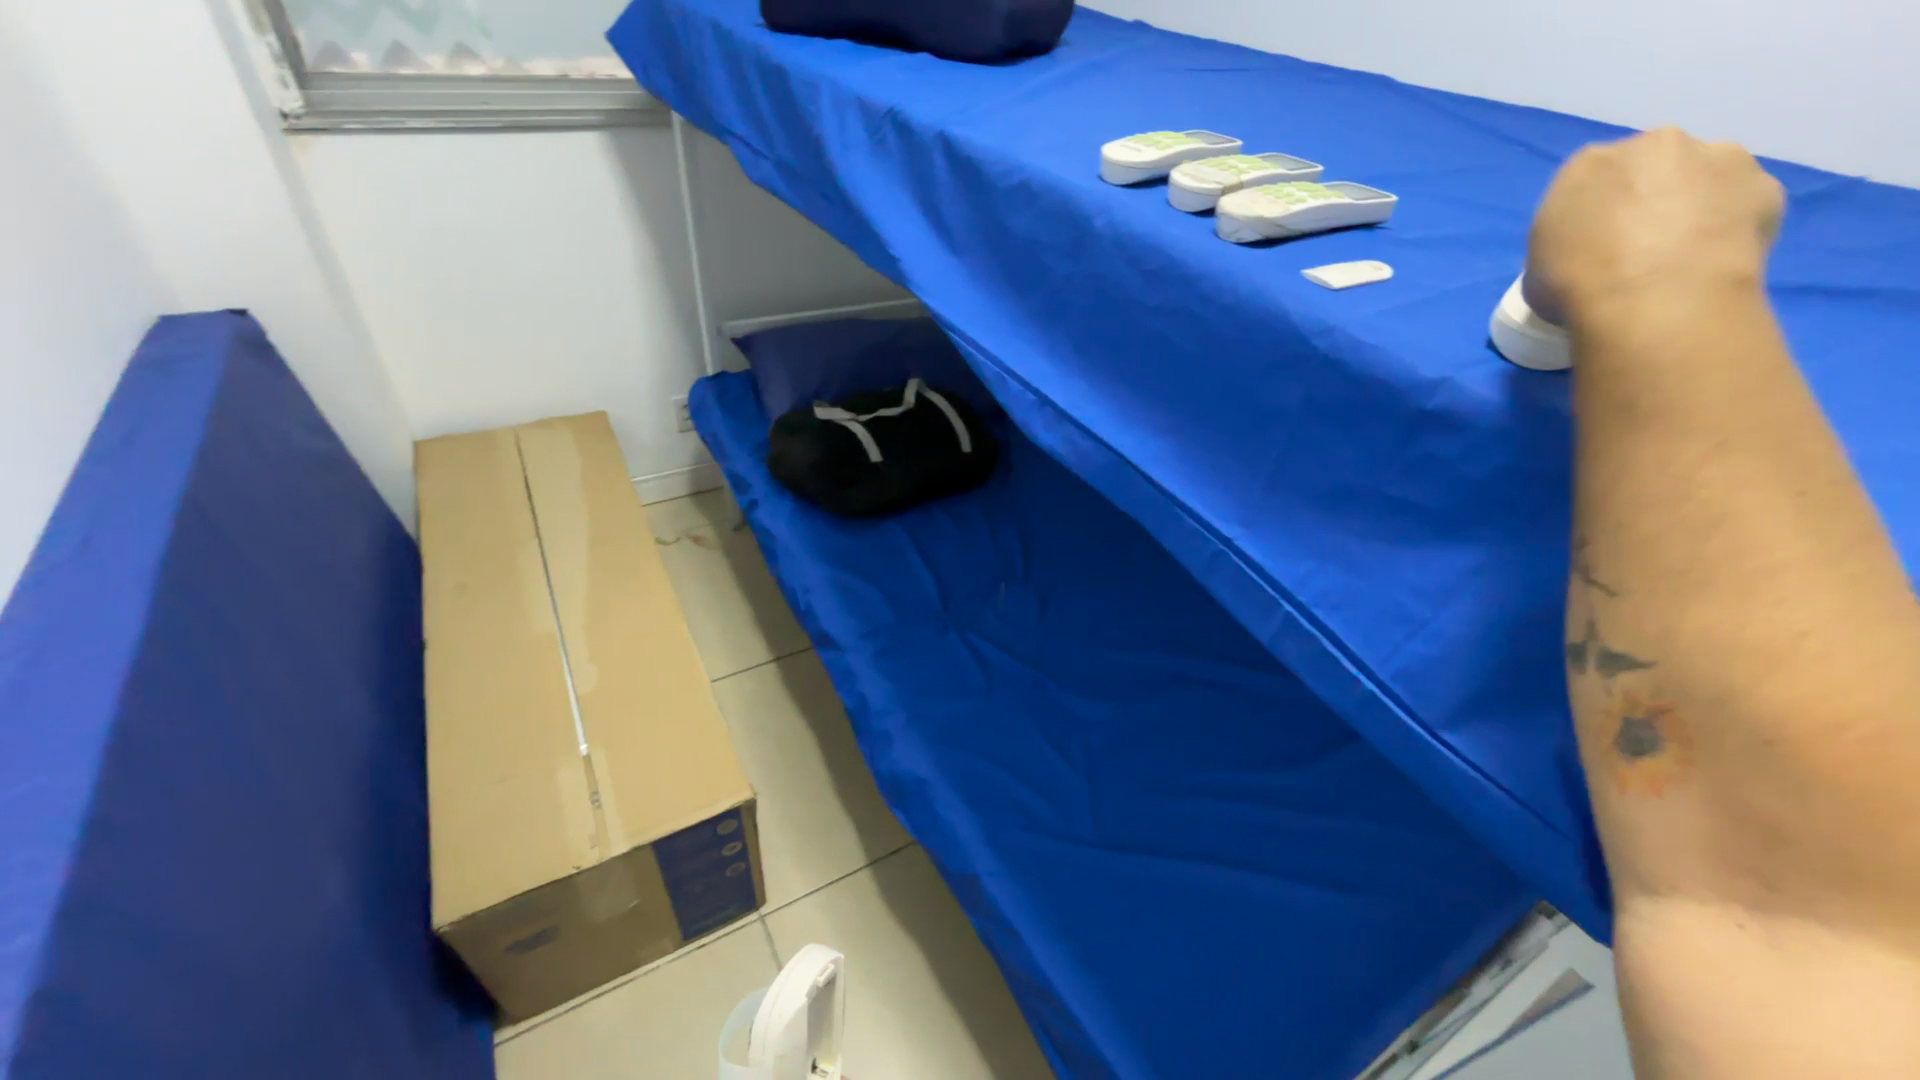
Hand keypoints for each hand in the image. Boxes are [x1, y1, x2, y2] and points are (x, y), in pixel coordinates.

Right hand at [1525, 127, 1784, 329]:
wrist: (1652, 299)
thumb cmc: (1574, 284)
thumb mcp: (1538, 268)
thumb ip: (1565, 244)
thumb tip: (1586, 253)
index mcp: (1589, 163)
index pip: (1590, 180)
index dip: (1593, 213)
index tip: (1593, 245)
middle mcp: (1655, 144)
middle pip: (1653, 167)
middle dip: (1649, 198)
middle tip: (1640, 248)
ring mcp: (1718, 158)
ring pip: (1705, 178)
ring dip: (1697, 205)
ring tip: (1683, 257)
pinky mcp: (1764, 185)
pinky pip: (1744, 205)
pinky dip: (1732, 228)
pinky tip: (1715, 263)